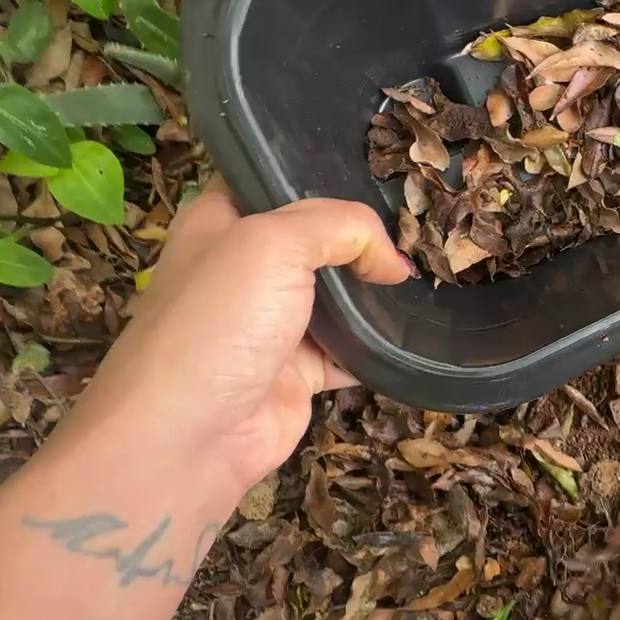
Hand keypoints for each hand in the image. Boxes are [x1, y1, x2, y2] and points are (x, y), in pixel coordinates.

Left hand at [55, 180, 412, 501]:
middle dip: (368, 241)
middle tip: (421, 239)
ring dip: (380, 294)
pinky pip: (355, 348)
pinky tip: (418, 333)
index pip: (281, 184)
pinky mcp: (302, 370)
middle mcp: (248, 267)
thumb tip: (394, 263)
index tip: (386, 192)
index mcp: (224, 222)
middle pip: (322, 241)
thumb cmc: (220, 321)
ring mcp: (276, 321)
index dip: (331, 184)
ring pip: (343, 296)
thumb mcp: (275, 243)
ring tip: (429, 281)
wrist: (190, 435)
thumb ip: (343, 228)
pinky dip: (383, 345)